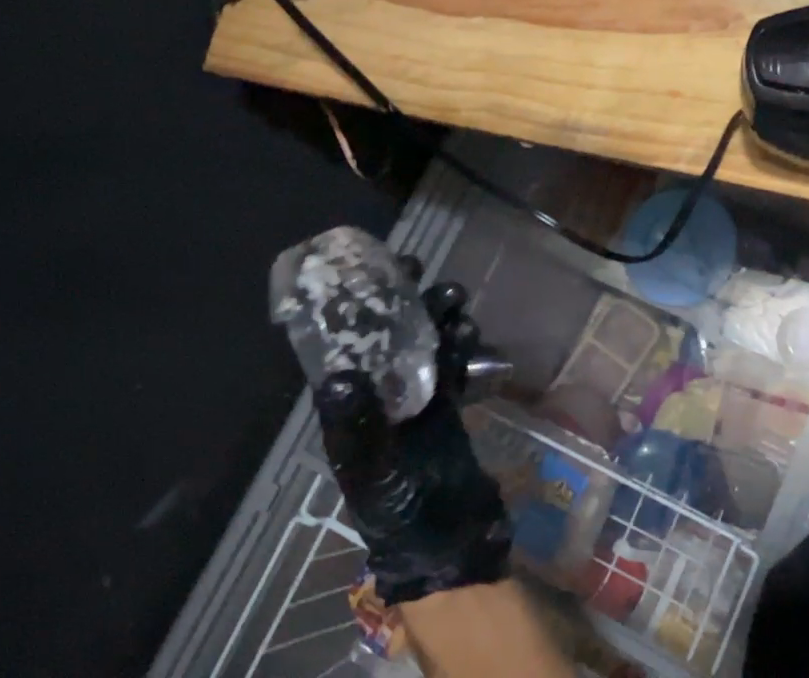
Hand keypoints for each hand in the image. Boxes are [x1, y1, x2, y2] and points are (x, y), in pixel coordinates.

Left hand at [314, 282, 511, 605]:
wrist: (448, 539)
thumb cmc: (400, 506)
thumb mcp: (373, 469)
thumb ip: (358, 425)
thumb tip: (338, 375)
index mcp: (350, 407)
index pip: (345, 344)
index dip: (355, 305)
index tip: (371, 269)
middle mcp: (378, 394)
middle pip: (387, 334)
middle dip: (403, 300)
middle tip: (422, 271)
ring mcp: (414, 398)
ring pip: (422, 343)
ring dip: (436, 316)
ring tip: (455, 297)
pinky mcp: (447, 404)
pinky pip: (450, 364)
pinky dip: (459, 344)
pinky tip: (470, 331)